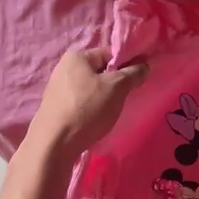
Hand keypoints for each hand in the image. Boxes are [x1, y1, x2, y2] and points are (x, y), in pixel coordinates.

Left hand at [27, 47, 147, 160]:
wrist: (52, 146)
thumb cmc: (86, 109)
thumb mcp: (116, 88)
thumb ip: (133, 73)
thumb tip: (145, 64)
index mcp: (77, 56)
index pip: (110, 53)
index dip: (128, 63)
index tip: (140, 77)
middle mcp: (64, 68)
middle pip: (100, 71)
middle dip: (116, 82)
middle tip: (127, 95)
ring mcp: (57, 90)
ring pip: (91, 88)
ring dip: (104, 97)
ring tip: (112, 111)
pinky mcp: (56, 109)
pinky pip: (81, 102)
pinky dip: (91, 108)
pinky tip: (96, 121)